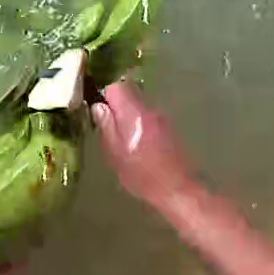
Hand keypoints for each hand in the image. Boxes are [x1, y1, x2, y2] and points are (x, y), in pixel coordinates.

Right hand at [89, 81, 197, 209]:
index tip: (97, 109)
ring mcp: (162, 118)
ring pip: (138, 107)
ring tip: (120, 139)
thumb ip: (106, 126)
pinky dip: (139, 125)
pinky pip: (148, 118)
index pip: (116, 87)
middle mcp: (150, 109)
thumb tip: (98, 106)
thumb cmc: (141, 174)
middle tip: (105, 126)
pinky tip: (137, 144)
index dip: (104, 95)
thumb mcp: (115, 154)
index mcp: (134, 113)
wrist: (176, 188)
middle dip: (115, 106)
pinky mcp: (168, 128)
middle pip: (129, 94)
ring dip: (128, 116)